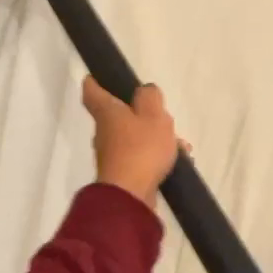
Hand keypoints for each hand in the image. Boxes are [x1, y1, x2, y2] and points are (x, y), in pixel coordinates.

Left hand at [82, 76, 179, 207]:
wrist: (130, 196)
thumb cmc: (141, 149)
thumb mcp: (154, 115)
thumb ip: (150, 97)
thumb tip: (144, 92)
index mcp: (107, 113)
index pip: (92, 92)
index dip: (94, 82)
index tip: (97, 76)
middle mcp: (103, 133)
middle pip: (116, 117)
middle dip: (137, 114)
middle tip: (160, 114)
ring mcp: (111, 156)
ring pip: (132, 139)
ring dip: (153, 138)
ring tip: (180, 143)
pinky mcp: (121, 175)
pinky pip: (139, 159)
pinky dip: (155, 157)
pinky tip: (178, 161)